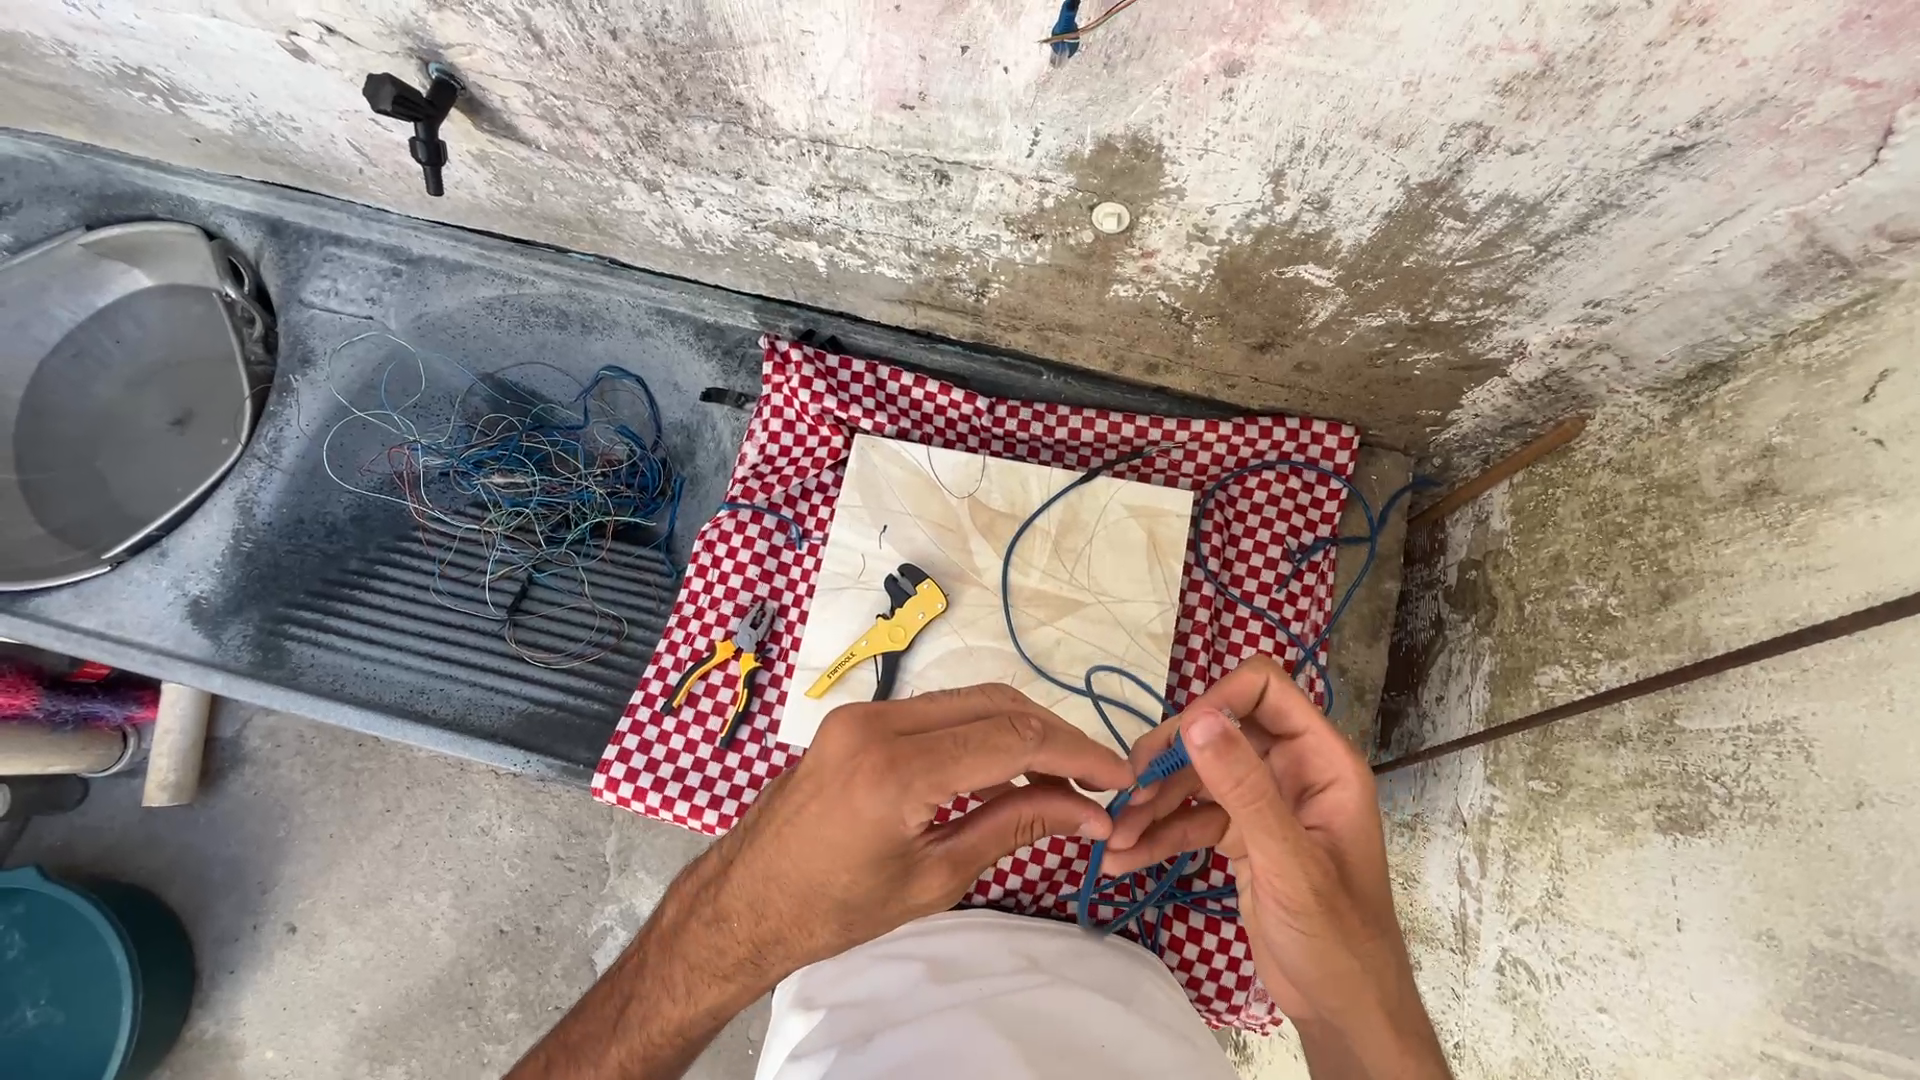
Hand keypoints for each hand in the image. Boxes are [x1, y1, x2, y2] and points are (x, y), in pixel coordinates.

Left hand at [508, 684, 1134, 1079]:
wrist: (747, 900)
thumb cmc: (836, 910)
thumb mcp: (934, 878)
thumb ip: (1014, 827)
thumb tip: (1088, 812)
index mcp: (897, 770)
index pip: (1012, 739)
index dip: (1076, 753)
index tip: (1118, 780)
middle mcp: (880, 721)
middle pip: (996, 705)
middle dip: (1055, 737)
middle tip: (1095, 779)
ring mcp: (865, 711)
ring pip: (970, 699)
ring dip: (1022, 729)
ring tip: (1061, 774)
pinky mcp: (860, 715)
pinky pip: (940, 709)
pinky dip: (983, 730)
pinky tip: (1007, 763)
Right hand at [1101, 656, 1448, 1078]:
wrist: (1344, 1012)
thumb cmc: (1336, 939)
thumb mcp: (1288, 863)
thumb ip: (1244, 788)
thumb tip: (1195, 720)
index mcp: (1320, 761)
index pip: (1264, 690)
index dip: (1216, 701)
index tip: (1177, 742)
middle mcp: (1289, 770)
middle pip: (1216, 732)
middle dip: (1169, 761)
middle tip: (1127, 791)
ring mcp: (1261, 802)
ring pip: (1195, 777)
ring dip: (1152, 804)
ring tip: (1114, 836)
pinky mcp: (1239, 834)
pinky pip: (1190, 818)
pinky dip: (1157, 834)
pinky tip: (1122, 856)